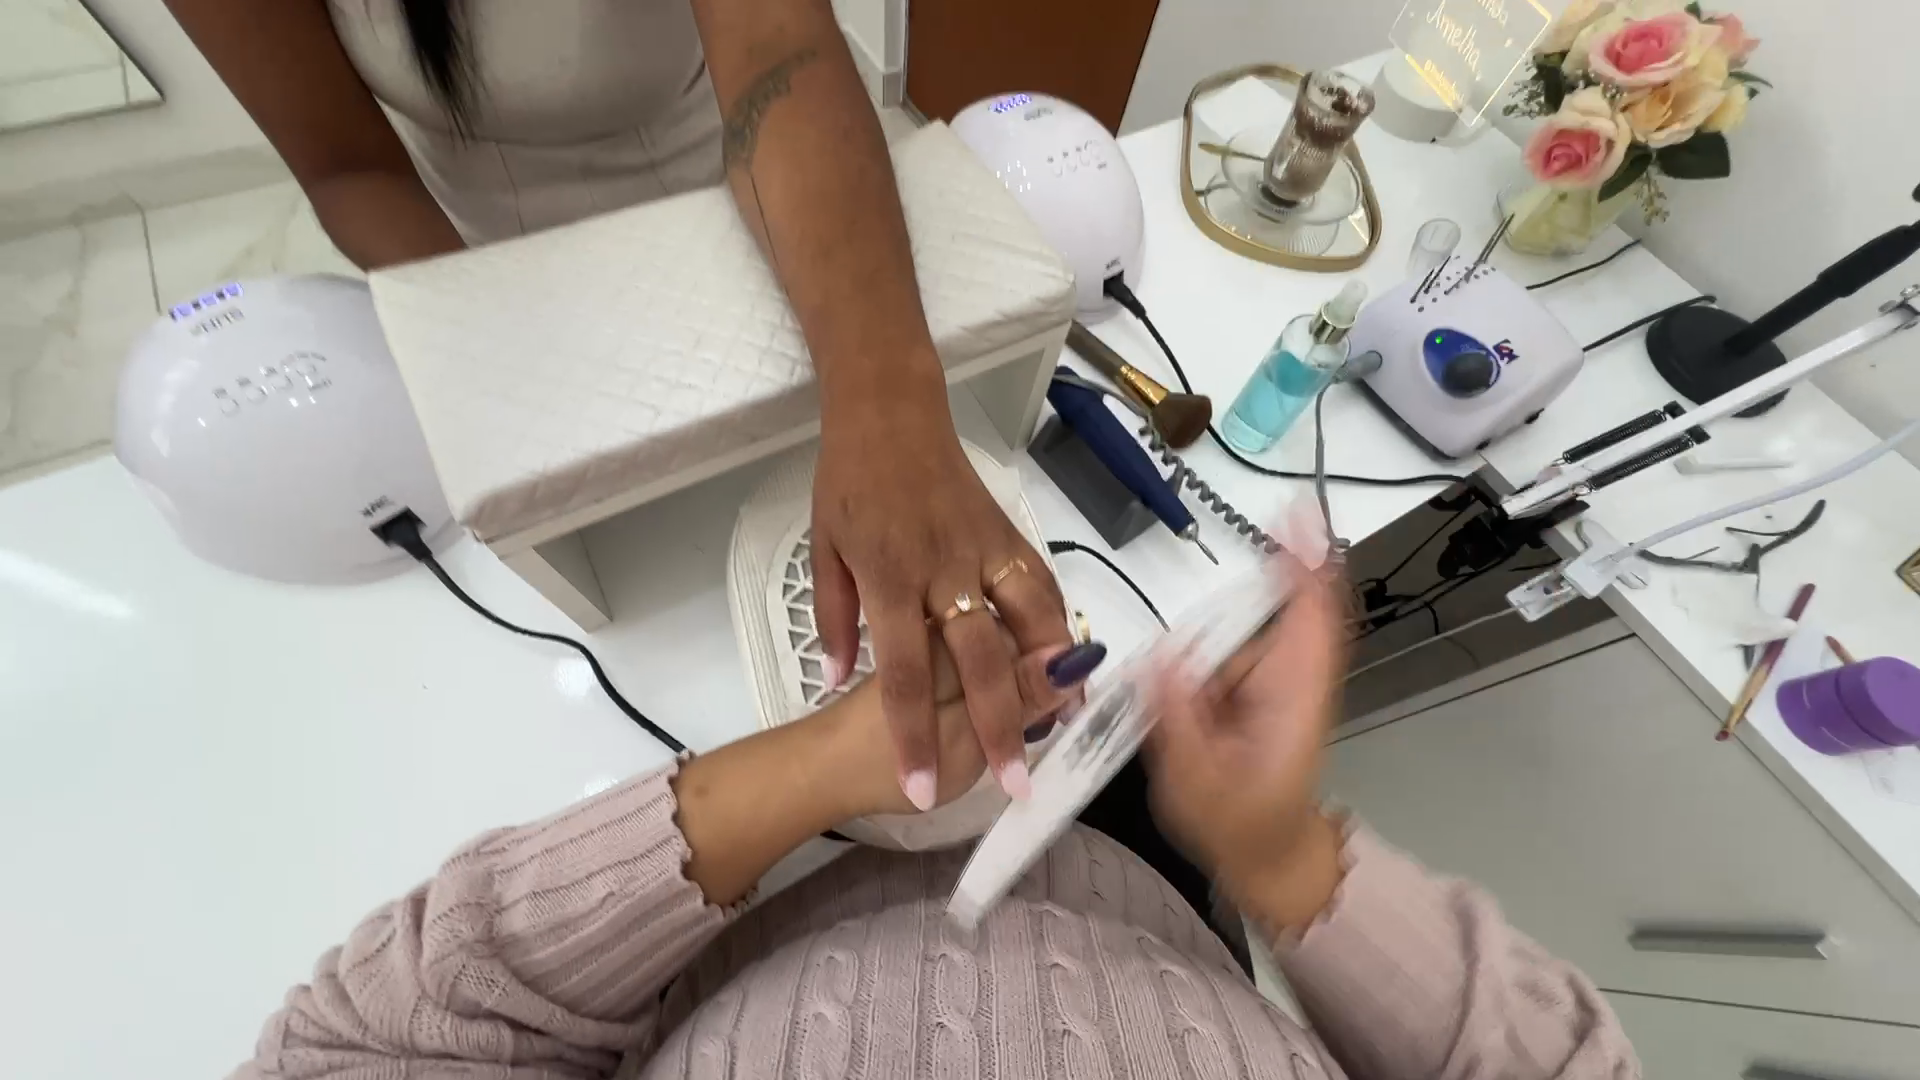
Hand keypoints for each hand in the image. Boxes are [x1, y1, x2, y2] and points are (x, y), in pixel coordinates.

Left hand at [812, 406, 1074, 810]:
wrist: (890, 413)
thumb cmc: (849, 482)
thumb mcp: (824, 548)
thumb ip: (834, 618)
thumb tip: (836, 679)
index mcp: (889, 580)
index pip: (902, 674)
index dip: (914, 737)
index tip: (923, 790)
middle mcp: (943, 571)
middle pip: (978, 660)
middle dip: (999, 726)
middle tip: (1017, 781)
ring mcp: (983, 549)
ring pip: (1030, 619)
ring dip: (1053, 673)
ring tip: (1070, 720)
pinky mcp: (1008, 531)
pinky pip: (1041, 582)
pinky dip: (1057, 620)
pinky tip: (1068, 654)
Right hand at [1144, 553, 1347, 930]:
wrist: (1266, 854)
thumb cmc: (1243, 827)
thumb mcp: (1198, 783)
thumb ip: (1177, 717)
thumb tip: (1158, 654)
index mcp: (1294, 698)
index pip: (1311, 618)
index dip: (1306, 564)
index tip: (1294, 517)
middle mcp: (1291, 677)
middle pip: (1262, 619)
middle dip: (1216, 633)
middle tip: (1186, 692)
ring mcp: (1272, 677)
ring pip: (1231, 638)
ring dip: (1195, 666)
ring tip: (1185, 734)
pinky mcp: (1253, 683)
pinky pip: (1221, 655)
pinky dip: (1192, 670)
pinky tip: (1186, 720)